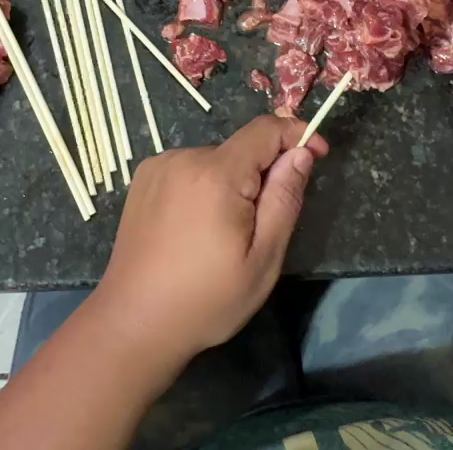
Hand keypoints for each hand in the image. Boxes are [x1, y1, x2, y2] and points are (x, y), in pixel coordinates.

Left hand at [85, 115, 328, 363]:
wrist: (134, 322)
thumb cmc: (206, 299)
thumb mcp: (262, 258)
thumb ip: (284, 198)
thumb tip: (301, 152)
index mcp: (216, 173)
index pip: (265, 129)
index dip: (297, 135)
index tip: (318, 154)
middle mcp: (184, 157)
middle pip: (239, 150)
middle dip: (260, 175)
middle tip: (260, 227)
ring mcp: (159, 165)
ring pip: (214, 161)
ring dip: (230, 184)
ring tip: (220, 235)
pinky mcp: (143, 178)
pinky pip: (188, 169)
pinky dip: (203, 187)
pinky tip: (193, 228)